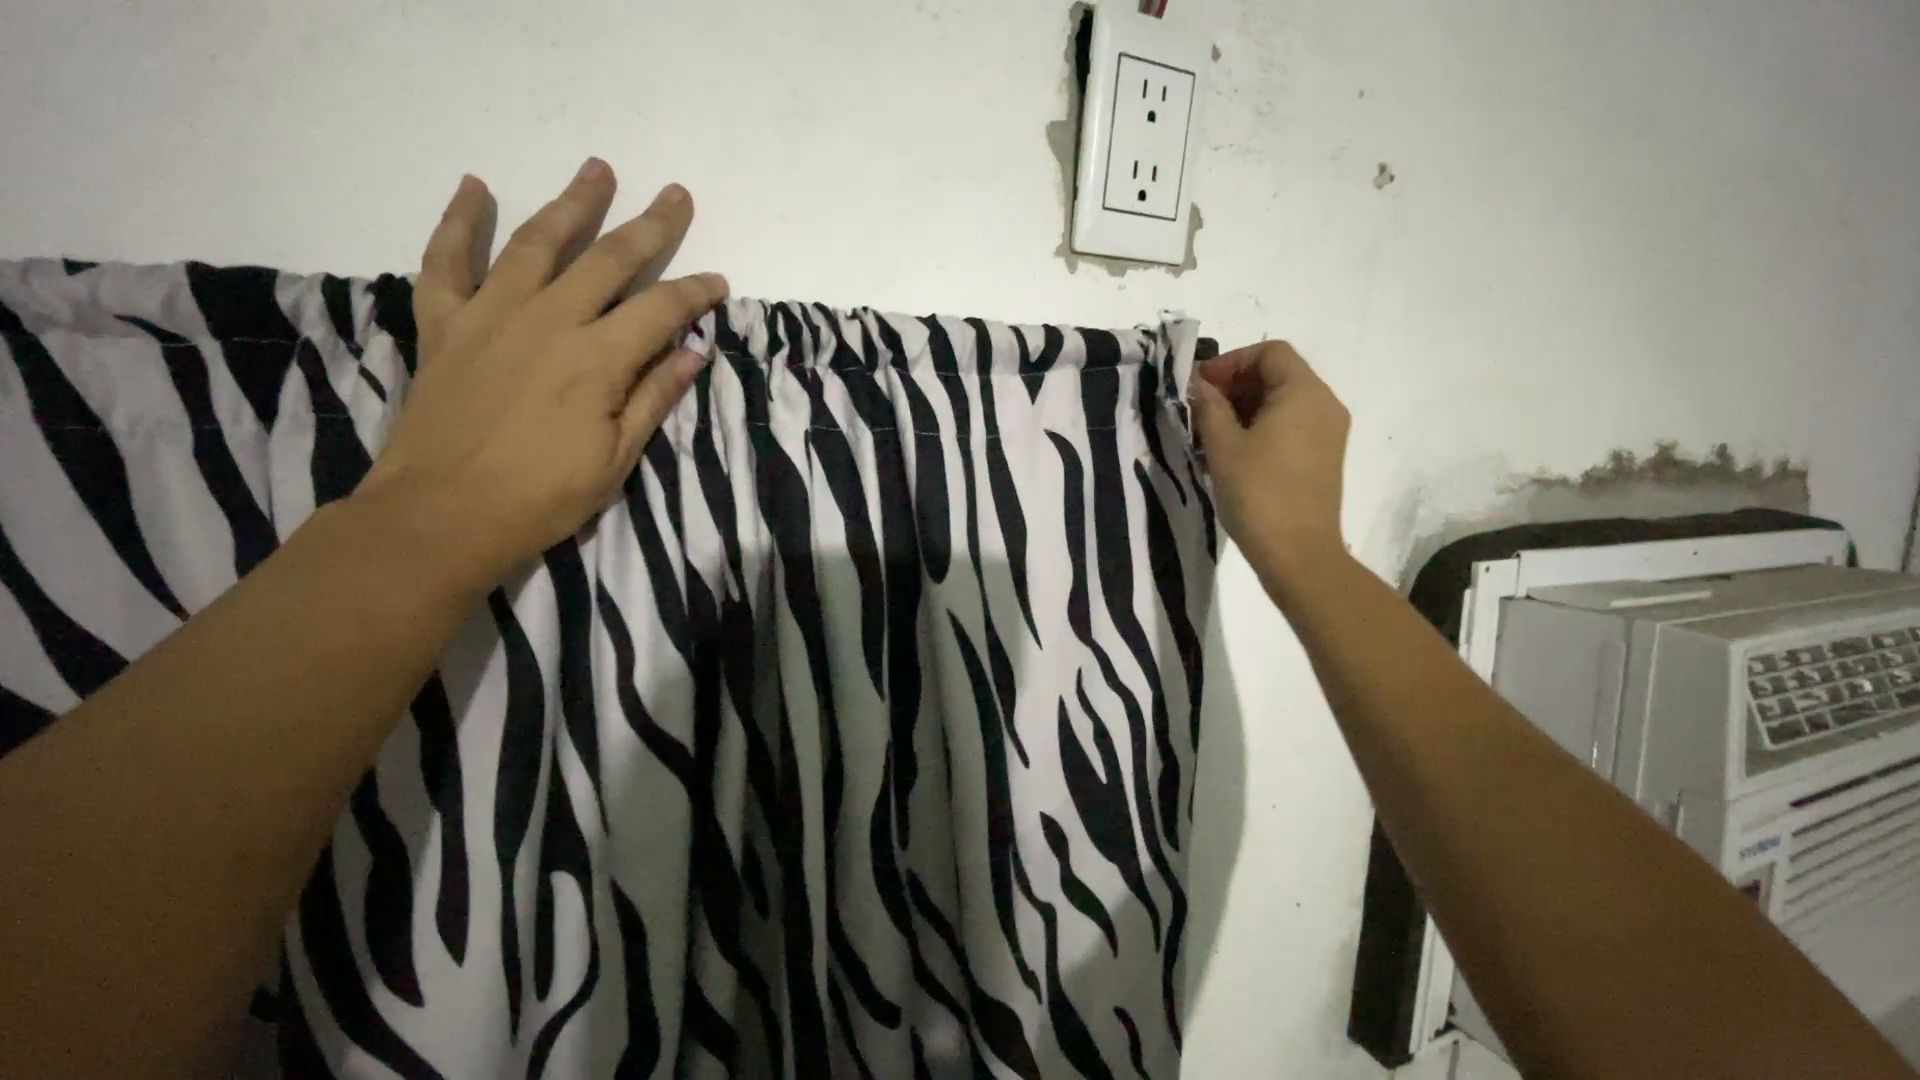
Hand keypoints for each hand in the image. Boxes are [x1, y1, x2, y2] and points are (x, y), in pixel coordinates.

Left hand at [352, 158, 727, 593]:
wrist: (443, 515)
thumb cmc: (543, 497)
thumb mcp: (615, 459)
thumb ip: (652, 398)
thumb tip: (692, 353)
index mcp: (598, 359)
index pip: (661, 309)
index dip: (694, 292)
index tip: (717, 282)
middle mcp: (549, 320)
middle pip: (608, 259)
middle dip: (649, 226)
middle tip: (675, 194)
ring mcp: (491, 315)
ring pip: (536, 243)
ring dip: (572, 204)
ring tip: (597, 169)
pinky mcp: (446, 324)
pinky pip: (446, 260)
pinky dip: (458, 222)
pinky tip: (475, 187)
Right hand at [1189, 341, 1350, 580]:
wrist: (1298, 554)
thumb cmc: (1258, 494)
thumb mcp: (1223, 446)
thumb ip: (1208, 406)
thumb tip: (1198, 384)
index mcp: (1304, 393)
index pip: (1269, 353)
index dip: (1231, 362)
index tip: (1199, 386)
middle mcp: (1324, 405)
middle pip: (1277, 375)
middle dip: (1234, 386)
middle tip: (1198, 411)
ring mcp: (1327, 433)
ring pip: (1281, 403)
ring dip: (1243, 410)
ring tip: (1208, 436)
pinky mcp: (1322, 458)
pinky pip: (1290, 427)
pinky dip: (1260, 429)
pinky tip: (1230, 455)